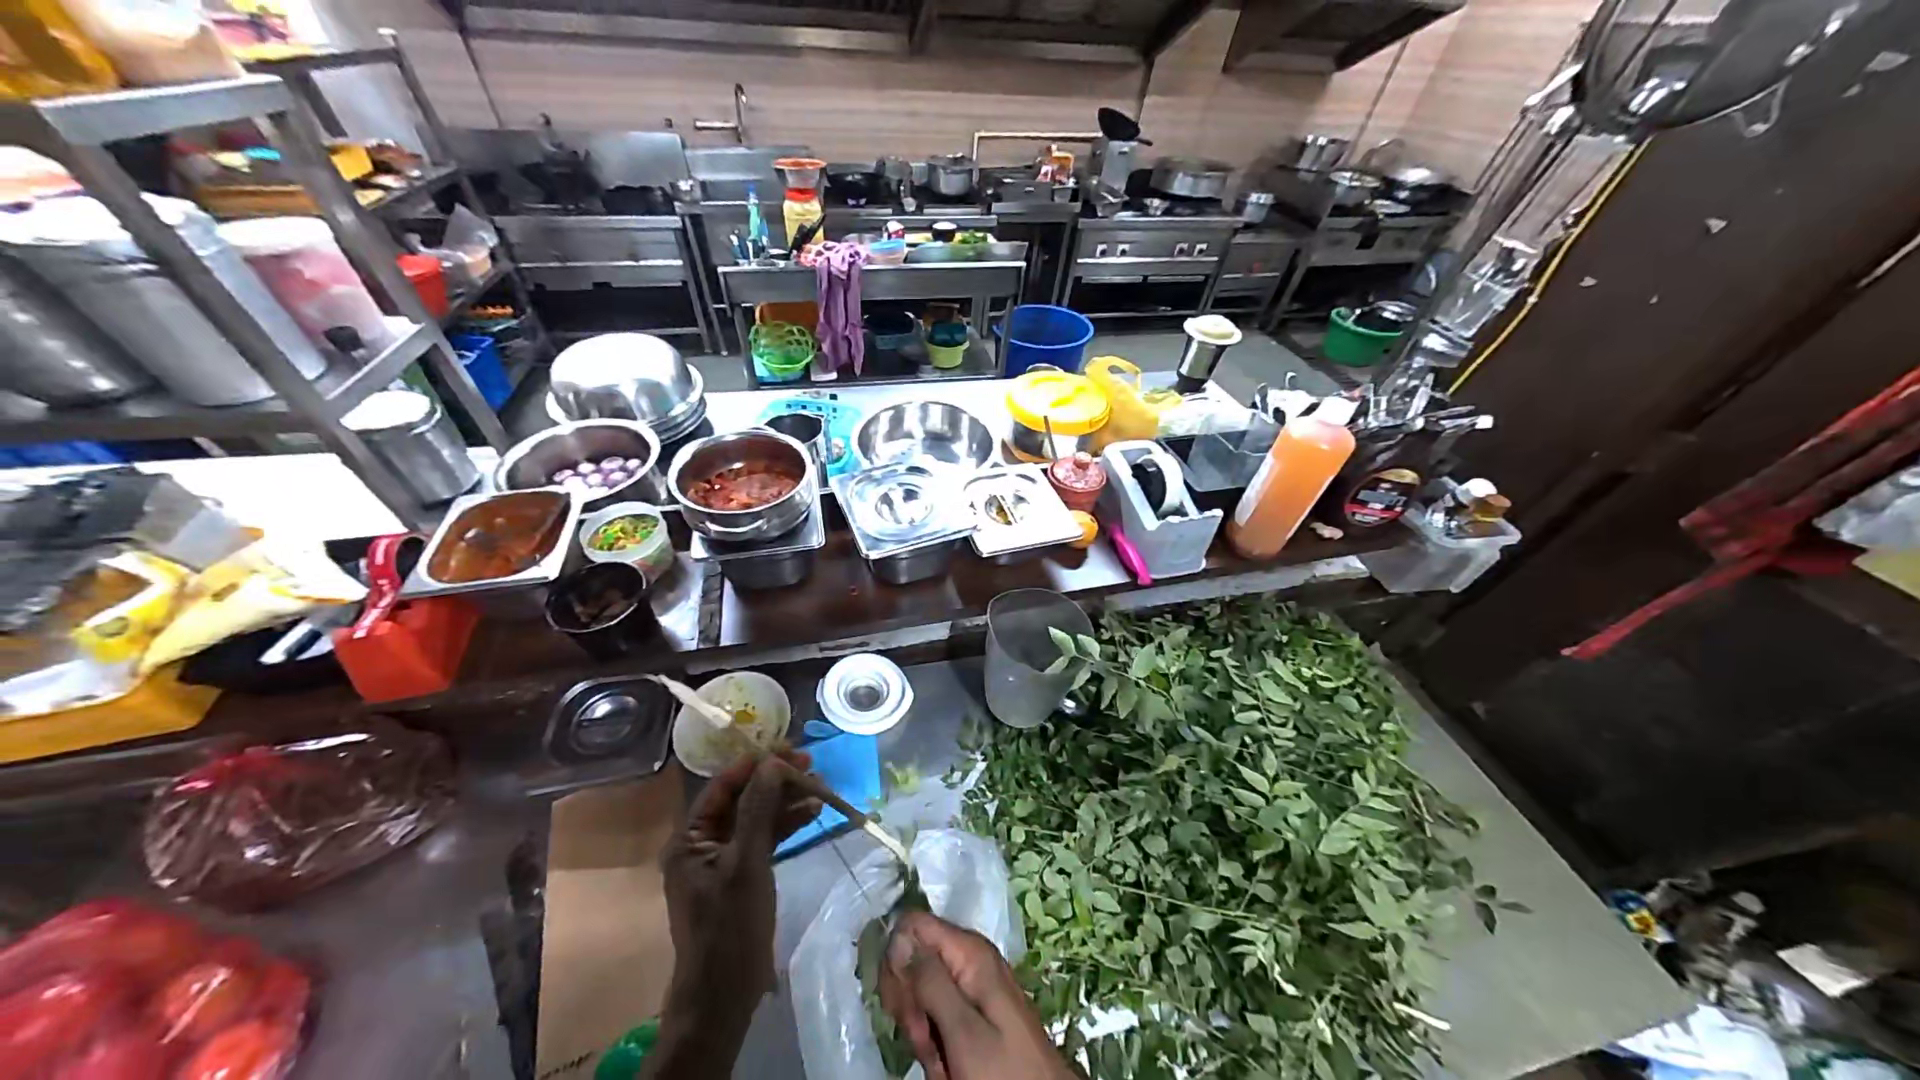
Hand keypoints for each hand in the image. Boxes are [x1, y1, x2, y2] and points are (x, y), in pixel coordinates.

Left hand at [648, 751, 819, 1077]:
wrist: (725, 992)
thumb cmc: (729, 925)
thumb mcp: (746, 862)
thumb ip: (759, 809)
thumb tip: (773, 762)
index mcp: (689, 837)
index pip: (722, 786)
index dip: (755, 765)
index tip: (789, 749)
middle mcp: (702, 843)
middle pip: (742, 799)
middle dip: (776, 782)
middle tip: (811, 764)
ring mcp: (723, 860)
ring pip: (757, 817)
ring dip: (786, 802)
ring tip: (820, 787)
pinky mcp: (742, 875)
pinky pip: (764, 839)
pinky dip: (786, 825)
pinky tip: (813, 812)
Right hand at [879, 912, 1075, 1079]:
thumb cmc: (1005, 1071)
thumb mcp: (963, 1030)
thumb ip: (930, 980)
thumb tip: (898, 936)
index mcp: (969, 951)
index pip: (912, 924)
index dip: (897, 961)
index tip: (904, 1004)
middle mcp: (968, 956)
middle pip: (913, 957)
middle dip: (908, 1001)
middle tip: (923, 1039)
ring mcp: (970, 980)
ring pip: (920, 989)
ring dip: (919, 1027)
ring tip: (941, 1060)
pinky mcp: (971, 1005)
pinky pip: (935, 1011)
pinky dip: (933, 1039)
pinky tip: (945, 1062)